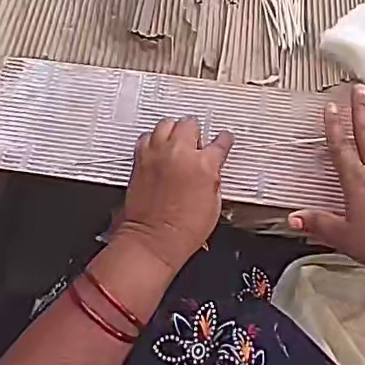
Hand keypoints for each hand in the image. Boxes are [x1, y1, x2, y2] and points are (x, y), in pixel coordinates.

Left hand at [117, 118, 232, 271]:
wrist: (153, 241)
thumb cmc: (182, 230)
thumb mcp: (214, 204)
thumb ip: (214, 178)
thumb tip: (211, 169)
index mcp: (205, 164)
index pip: (221, 141)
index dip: (224, 140)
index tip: (223, 140)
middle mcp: (180, 153)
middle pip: (190, 123)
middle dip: (196, 132)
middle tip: (196, 144)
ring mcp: (158, 154)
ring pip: (166, 123)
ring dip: (173, 131)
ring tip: (176, 142)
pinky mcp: (140, 159)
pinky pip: (146, 137)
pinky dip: (153, 141)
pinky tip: (158, 150)